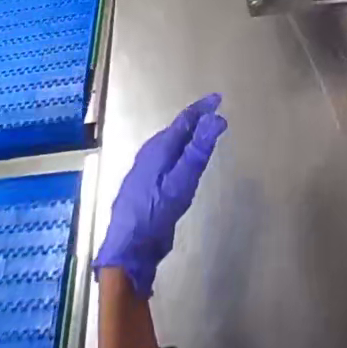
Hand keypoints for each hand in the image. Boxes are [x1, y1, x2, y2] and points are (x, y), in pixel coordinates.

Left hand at [95, 94, 225, 299]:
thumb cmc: (154, 213)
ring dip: (187, 136)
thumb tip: (216, 119)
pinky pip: (167, 159)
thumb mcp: (181, 183)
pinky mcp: (147, 187)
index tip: (219, 99)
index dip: (202, 109)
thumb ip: (197, 151)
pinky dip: (181, 152)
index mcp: (158, 149)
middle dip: (196, 120)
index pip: (183, 121)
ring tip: (203, 134)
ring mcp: (146, 171)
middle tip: (215, 115)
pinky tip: (184, 164)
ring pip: (170, 145)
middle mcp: (149, 155)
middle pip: (176, 130)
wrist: (127, 249)